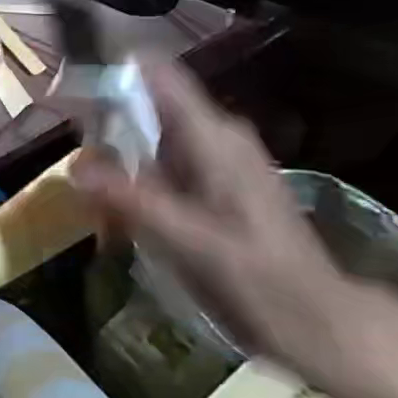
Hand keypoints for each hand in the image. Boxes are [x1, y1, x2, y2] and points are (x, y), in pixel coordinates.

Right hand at [69, 60, 380, 375]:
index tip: (76, 93)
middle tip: (79, 166)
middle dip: (113, 128)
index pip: (160, 75)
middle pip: (155, 107)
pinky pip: (177, 164)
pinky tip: (134, 219)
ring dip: (128, 160)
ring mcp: (228, 159)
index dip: (116, 73)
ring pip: (163, 138)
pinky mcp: (230, 184)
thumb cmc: (257, 282)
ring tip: (98, 201)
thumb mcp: (188, 243)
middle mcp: (221, 135)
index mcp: (214, 135)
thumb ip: (131, 199)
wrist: (322, 323)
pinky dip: (149, 180)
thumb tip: (75, 164)